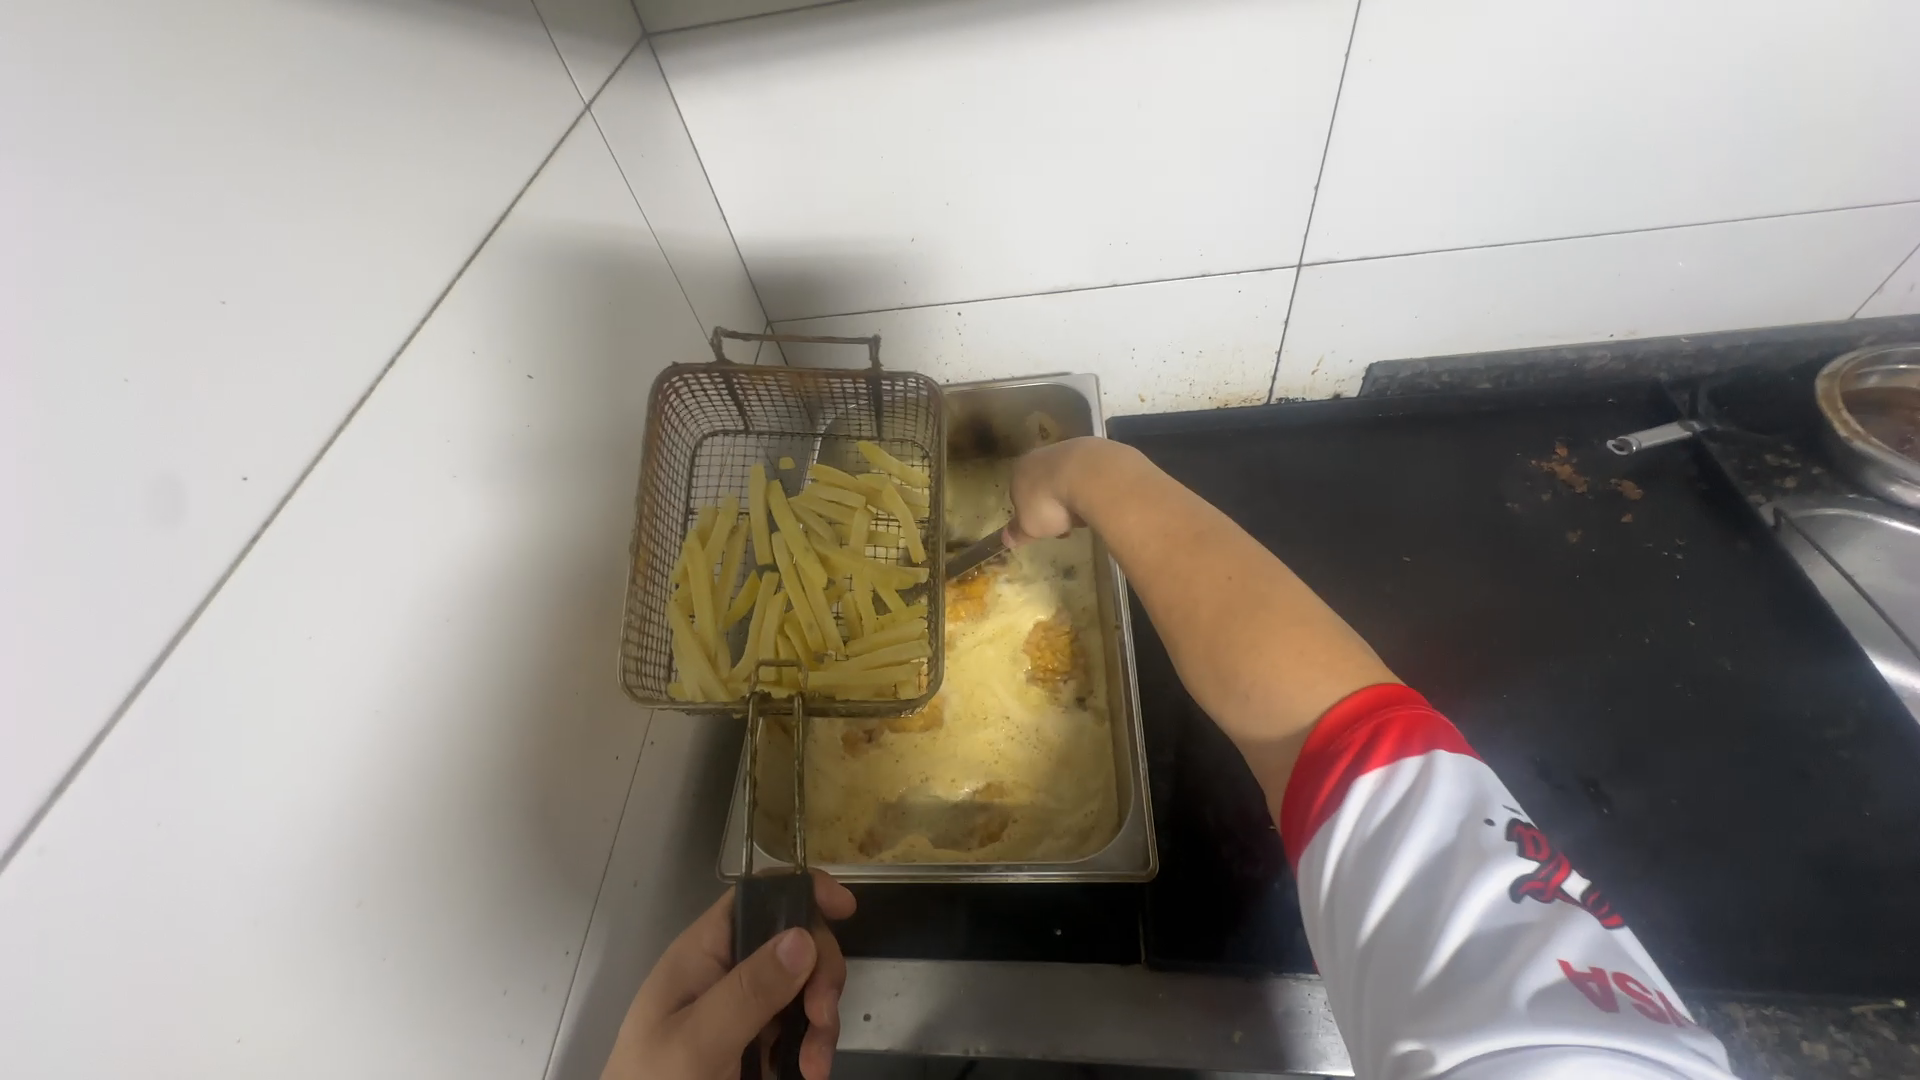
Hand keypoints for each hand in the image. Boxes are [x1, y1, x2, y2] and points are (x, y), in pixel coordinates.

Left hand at [602, 872, 857, 1079]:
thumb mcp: (697, 1042)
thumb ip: (748, 991)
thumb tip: (803, 937)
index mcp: (705, 951)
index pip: (759, 895)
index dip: (803, 890)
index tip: (845, 908)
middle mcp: (728, 969)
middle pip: (795, 940)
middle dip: (821, 972)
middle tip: (823, 1015)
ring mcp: (744, 1006)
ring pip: (805, 984)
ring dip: (822, 1018)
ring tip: (816, 1065)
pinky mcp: (756, 1041)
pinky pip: (800, 1024)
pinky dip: (814, 1044)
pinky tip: (810, 1072)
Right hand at [1007, 436, 1110, 545]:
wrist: (1088, 475)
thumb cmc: (1048, 503)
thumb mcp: (1029, 527)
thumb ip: (1018, 532)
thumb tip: (1006, 540)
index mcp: (1020, 471)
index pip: (1020, 494)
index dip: (1032, 514)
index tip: (1045, 530)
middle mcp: (1042, 455)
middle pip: (1046, 484)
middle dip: (1056, 505)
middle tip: (1067, 525)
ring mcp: (1071, 448)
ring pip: (1070, 478)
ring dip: (1076, 496)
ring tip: (1086, 516)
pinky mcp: (1098, 448)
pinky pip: (1092, 474)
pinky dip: (1095, 487)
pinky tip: (1101, 500)